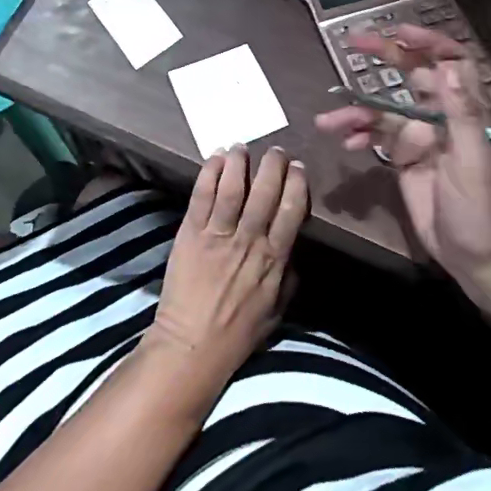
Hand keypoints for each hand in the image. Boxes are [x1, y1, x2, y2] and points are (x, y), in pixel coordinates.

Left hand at [144, 147, 307, 392]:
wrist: (192, 343)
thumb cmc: (237, 332)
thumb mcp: (276, 310)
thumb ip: (287, 277)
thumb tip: (293, 252)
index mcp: (274, 260)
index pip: (291, 212)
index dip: (297, 185)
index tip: (299, 168)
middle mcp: (249, 241)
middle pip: (264, 193)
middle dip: (273, 166)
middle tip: (276, 151)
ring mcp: (218, 235)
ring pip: (233, 188)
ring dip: (240, 163)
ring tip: (243, 146)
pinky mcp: (191, 233)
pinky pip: (202, 196)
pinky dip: (210, 174)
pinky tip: (216, 158)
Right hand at [314, 25, 490, 283]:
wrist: (478, 261)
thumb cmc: (484, 213)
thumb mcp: (473, 164)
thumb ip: (461, 115)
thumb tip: (447, 67)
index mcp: (467, 114)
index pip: (452, 64)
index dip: (429, 42)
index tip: (398, 31)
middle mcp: (442, 118)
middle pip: (411, 77)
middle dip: (384, 58)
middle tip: (352, 43)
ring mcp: (421, 138)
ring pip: (384, 111)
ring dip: (356, 112)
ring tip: (327, 121)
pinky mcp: (404, 159)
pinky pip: (376, 137)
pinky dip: (359, 137)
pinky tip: (347, 145)